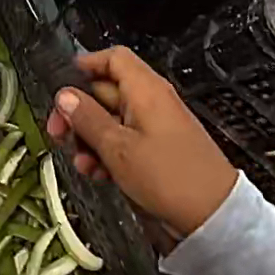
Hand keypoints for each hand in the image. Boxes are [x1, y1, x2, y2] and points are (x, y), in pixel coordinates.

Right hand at [46, 46, 238, 237]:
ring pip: (110, 119)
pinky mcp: (157, 149)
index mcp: (145, 90)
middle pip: (105, 91)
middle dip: (79, 111)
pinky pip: (124, 140)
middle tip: (60, 131)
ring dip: (90, 137)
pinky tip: (98, 172)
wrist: (213, 216)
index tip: (63, 87)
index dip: (85, 67)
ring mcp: (154, 126)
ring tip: (82, 160)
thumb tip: (65, 97)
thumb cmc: (174, 178)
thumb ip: (87, 118)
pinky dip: (107, 152)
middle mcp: (151, 102)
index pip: (112, 58)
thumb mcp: (117, 147)